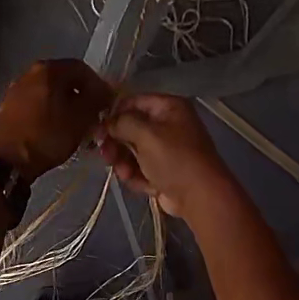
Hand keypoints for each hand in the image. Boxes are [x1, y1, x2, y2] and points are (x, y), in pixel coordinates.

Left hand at [0, 60, 113, 180]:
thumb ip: (96, 100)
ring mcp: (17, 90)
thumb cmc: (47, 136)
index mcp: (49, 69)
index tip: (107, 105)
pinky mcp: (9, 108)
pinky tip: (55, 131)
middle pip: (65, 80)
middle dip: (82, 98)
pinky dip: (51, 114)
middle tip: (93, 118)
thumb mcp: (80, 118)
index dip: (99, 86)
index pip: (82, 69)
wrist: (6, 159)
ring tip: (75, 127)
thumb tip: (104, 91)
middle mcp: (30, 73)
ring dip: (66, 107)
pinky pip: (37, 105)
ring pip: (51, 94)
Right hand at [95, 94, 236, 219]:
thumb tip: (107, 123)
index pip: (134, 102)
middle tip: (105, 154)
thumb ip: (122, 122)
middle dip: (117, 143)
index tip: (99, 127)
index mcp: (169, 108)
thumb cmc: (174, 159)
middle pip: (131, 129)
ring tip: (124, 173)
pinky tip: (137, 183)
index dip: (114, 114)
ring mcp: (166, 152)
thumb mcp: (146, 134)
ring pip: (133, 152)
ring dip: (124, 163)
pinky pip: (141, 170)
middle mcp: (168, 126)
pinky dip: (136, 176)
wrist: (200, 197)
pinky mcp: (163, 174)